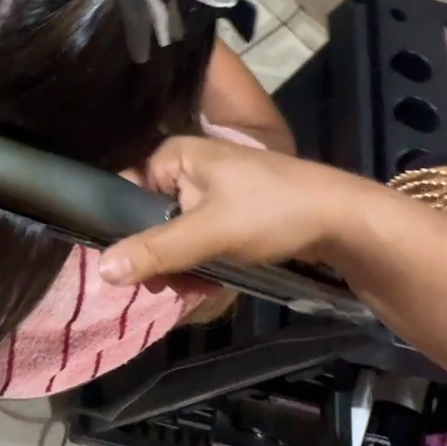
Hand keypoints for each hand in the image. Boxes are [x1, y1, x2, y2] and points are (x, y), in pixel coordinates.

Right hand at [100, 137, 379, 285]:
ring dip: (180, 265)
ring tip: (196, 290)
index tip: (131, 267)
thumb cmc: (271, 212)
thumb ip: (154, 251)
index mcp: (175, 155)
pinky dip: (200, 261)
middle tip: (171, 286)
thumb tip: (101, 270)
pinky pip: (198, 237)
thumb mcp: (207, 233)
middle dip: (158, 256)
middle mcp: (188, 166)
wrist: (344, 221)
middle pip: (150, 217)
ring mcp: (211, 188)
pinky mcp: (231, 210)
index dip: (123, 230)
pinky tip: (211, 283)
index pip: (126, 190)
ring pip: (175, 232)